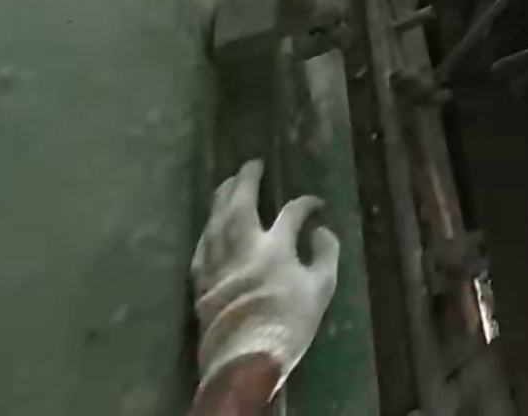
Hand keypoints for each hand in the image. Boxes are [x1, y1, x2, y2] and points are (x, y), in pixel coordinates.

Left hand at [191, 159, 339, 394]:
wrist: (245, 364)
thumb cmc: (287, 324)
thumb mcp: (321, 290)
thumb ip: (326, 255)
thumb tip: (322, 231)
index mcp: (274, 246)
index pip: (292, 212)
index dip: (306, 204)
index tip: (316, 204)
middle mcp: (243, 245)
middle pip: (241, 202)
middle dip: (247, 179)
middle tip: (252, 164)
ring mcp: (218, 262)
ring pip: (217, 220)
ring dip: (223, 198)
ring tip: (228, 183)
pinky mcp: (201, 282)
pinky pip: (202, 246)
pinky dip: (208, 230)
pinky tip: (211, 224)